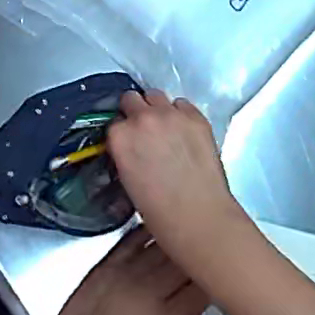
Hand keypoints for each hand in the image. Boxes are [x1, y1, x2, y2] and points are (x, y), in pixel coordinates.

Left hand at [0, 227, 217, 314]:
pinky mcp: (98, 272)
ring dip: (175, 235)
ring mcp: (118, 279)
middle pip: (182, 258)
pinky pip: (126, 242)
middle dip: (202, 250)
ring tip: (193, 225)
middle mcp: (141, 294)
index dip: (221, 275)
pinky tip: (153, 225)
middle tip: (218, 244)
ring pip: (156, 244)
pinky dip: (143, 231)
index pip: (202, 287)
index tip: (233, 271)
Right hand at [107, 91, 248, 259]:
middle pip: (131, 98)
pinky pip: (182, 104)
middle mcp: (143, 118)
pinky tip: (185, 133)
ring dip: (157, 108)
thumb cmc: (161, 212)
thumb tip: (132, 146)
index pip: (114, 122)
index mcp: (120, 137)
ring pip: (156, 95)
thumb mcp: (128, 180)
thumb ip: (126, 153)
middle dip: (135, 112)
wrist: (200, 218)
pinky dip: (181, 114)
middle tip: (144, 130)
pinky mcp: (196, 116)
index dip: (122, 131)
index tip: (128, 140)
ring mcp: (171, 114)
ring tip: (165, 128)